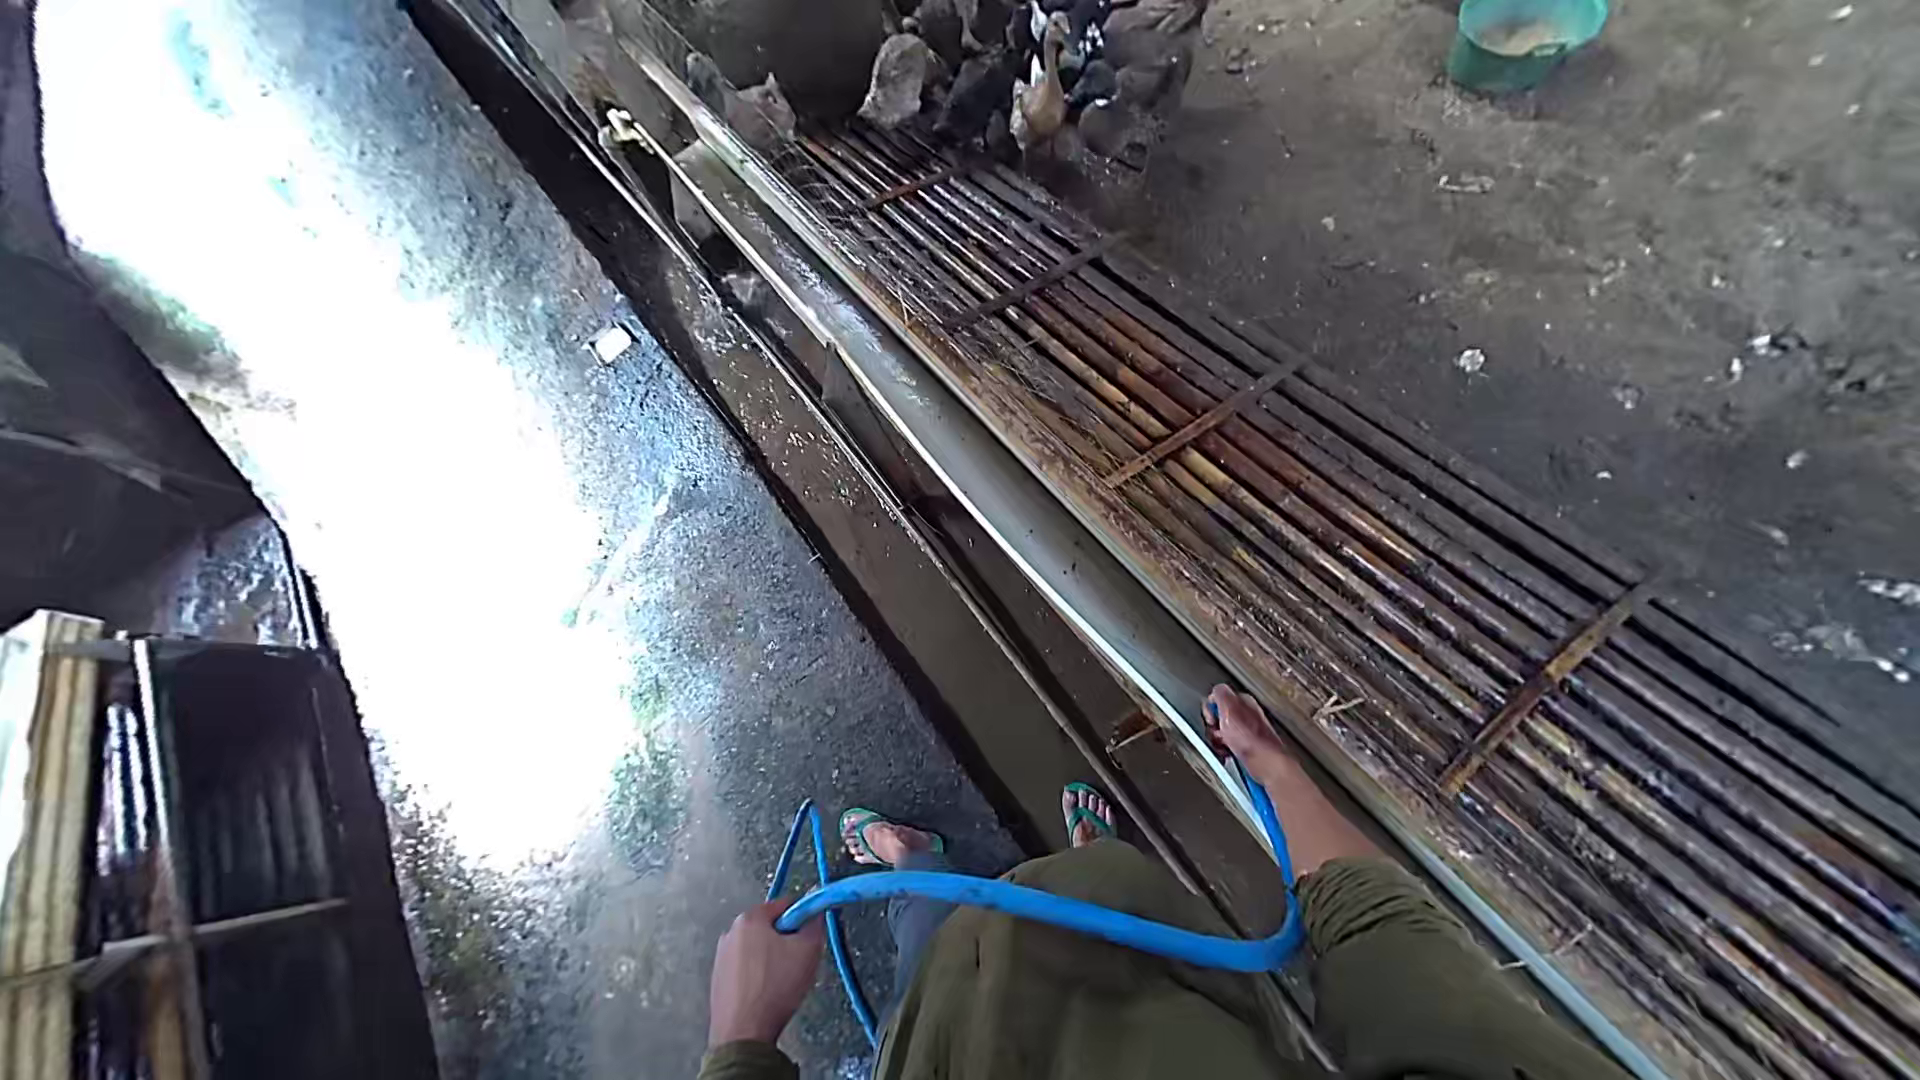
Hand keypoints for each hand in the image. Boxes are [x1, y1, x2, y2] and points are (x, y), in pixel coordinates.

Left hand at [708, 897, 823, 1047]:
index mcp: (749, 918)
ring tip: (781, 981)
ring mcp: (720, 958)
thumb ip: (816, 923)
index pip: (786, 905)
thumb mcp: (808, 949)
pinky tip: (764, 994)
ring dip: (771, 958)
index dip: (802, 920)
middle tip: (796, 961)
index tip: (807, 939)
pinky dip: (756, 975)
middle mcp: (730, 932)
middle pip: (770, 926)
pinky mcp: (717, 981)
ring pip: (757, 948)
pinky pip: (745, 968)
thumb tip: (816, 912)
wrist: (743, 1037)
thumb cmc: (776, 987)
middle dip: (785, 940)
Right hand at [1205, 684, 1289, 772]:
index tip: (1213, 718)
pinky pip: (1228, 747)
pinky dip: (1225, 751)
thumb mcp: (1228, 707)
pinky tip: (1229, 754)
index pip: (1218, 698)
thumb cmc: (1252, 739)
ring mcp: (1247, 733)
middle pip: (1218, 718)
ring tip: (1225, 746)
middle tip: (1220, 734)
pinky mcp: (1247, 749)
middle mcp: (1247, 716)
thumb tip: (1214, 692)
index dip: (1211, 710)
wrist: (1267, 764)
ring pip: (1221, 734)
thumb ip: (1220, 693)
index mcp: (1244, 701)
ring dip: (1218, 741)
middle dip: (1214, 728)